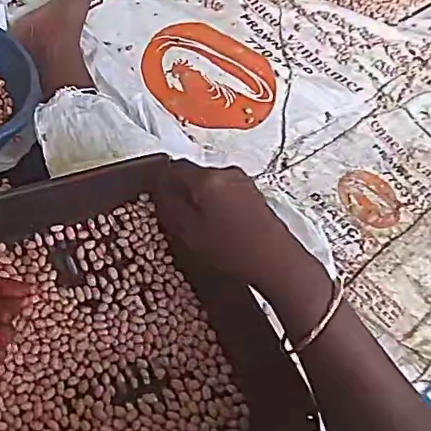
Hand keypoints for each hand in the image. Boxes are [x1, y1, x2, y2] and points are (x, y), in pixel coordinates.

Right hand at [154, 160, 322, 303]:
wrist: (276, 261)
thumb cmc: (235, 250)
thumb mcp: (191, 233)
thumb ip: (171, 208)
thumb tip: (161, 195)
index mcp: (207, 179)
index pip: (173, 168)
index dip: (160, 182)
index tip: (154, 194)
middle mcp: (226, 173)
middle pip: (193, 174)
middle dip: (180, 190)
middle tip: (172, 212)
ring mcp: (243, 182)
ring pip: (210, 183)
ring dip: (199, 197)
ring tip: (196, 224)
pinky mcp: (254, 194)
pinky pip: (226, 191)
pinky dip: (216, 203)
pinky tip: (217, 226)